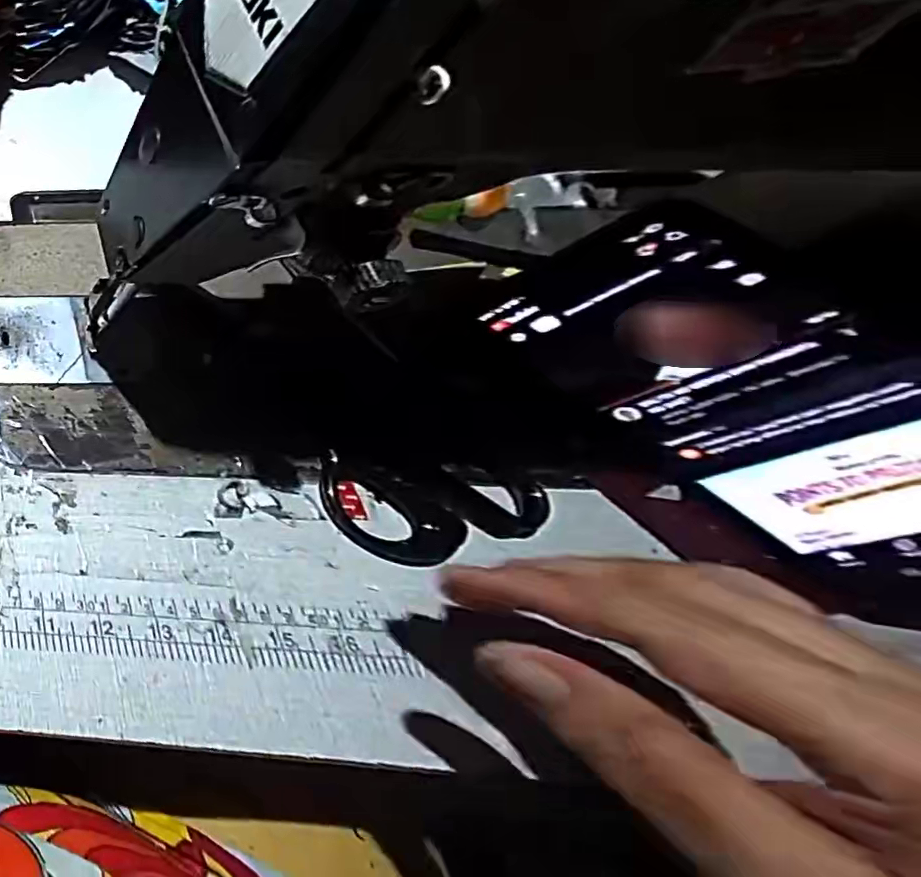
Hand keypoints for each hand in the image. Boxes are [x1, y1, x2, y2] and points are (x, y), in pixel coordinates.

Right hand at [445, 558, 920, 876]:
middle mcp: (906, 689)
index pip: (667, 620)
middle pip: (695, 589)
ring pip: (731, 593)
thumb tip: (520, 665)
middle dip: (567, 575)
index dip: (549, 592)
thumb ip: (653, 767)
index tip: (465, 586)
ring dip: (612, 578)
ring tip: (537, 587)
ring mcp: (913, 694)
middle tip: (481, 582)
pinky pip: (765, 621)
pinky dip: (669, 601)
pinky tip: (636, 614)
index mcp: (894, 734)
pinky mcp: (908, 713)